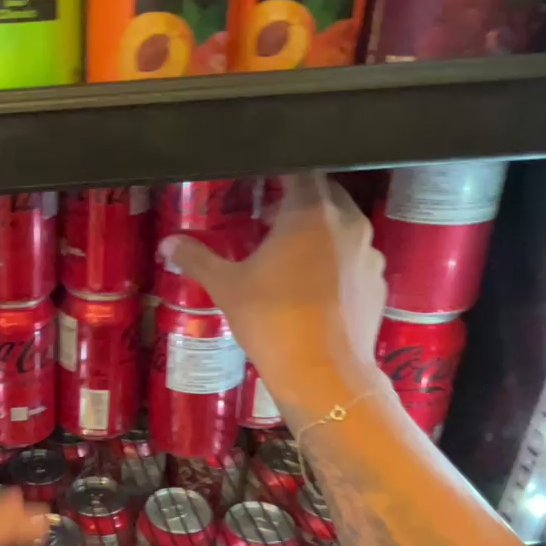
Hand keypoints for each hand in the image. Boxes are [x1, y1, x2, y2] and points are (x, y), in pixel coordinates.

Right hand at [161, 172, 388, 415]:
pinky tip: (312, 287)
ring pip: (343, 227)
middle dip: (298, 201)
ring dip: (318, 231)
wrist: (323, 373)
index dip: (278, 175)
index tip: (258, 184)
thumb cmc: (271, 320)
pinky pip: (354, 259)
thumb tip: (167, 243)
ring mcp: (369, 254)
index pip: (299, 172)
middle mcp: (348, 223)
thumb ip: (197, 258)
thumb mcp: (226, 287)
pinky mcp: (377, 283)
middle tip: (267, 217)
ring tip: (288, 253)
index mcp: (311, 212)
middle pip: (325, 195)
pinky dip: (335, 262)